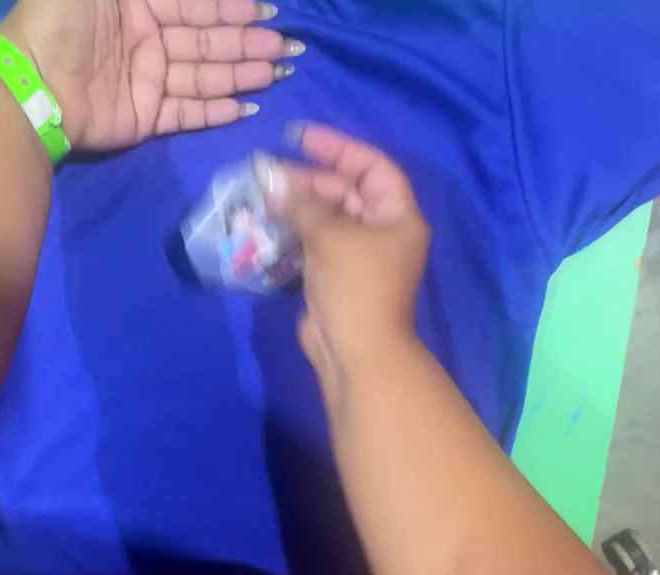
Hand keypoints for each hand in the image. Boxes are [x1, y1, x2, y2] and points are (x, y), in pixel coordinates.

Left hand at [0, 0, 297, 150]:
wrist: (36, 85)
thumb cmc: (61, 18)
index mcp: (139, 3)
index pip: (196, 4)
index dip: (232, 8)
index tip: (267, 11)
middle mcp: (149, 40)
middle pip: (207, 40)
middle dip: (248, 43)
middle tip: (288, 48)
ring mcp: (149, 81)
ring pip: (205, 76)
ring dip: (242, 75)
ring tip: (277, 73)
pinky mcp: (146, 117)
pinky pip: (187, 113)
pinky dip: (216, 111)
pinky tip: (246, 108)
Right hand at [276, 125, 430, 377]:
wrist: (354, 351)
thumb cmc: (354, 285)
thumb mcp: (330, 235)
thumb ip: (302, 204)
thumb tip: (275, 185)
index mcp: (397, 216)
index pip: (371, 167)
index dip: (338, 147)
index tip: (300, 138)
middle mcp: (381, 234)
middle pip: (345, 193)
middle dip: (308, 182)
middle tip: (270, 178)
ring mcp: (357, 259)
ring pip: (325, 222)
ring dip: (296, 210)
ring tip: (263, 200)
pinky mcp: (334, 280)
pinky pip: (313, 248)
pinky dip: (292, 237)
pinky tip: (267, 228)